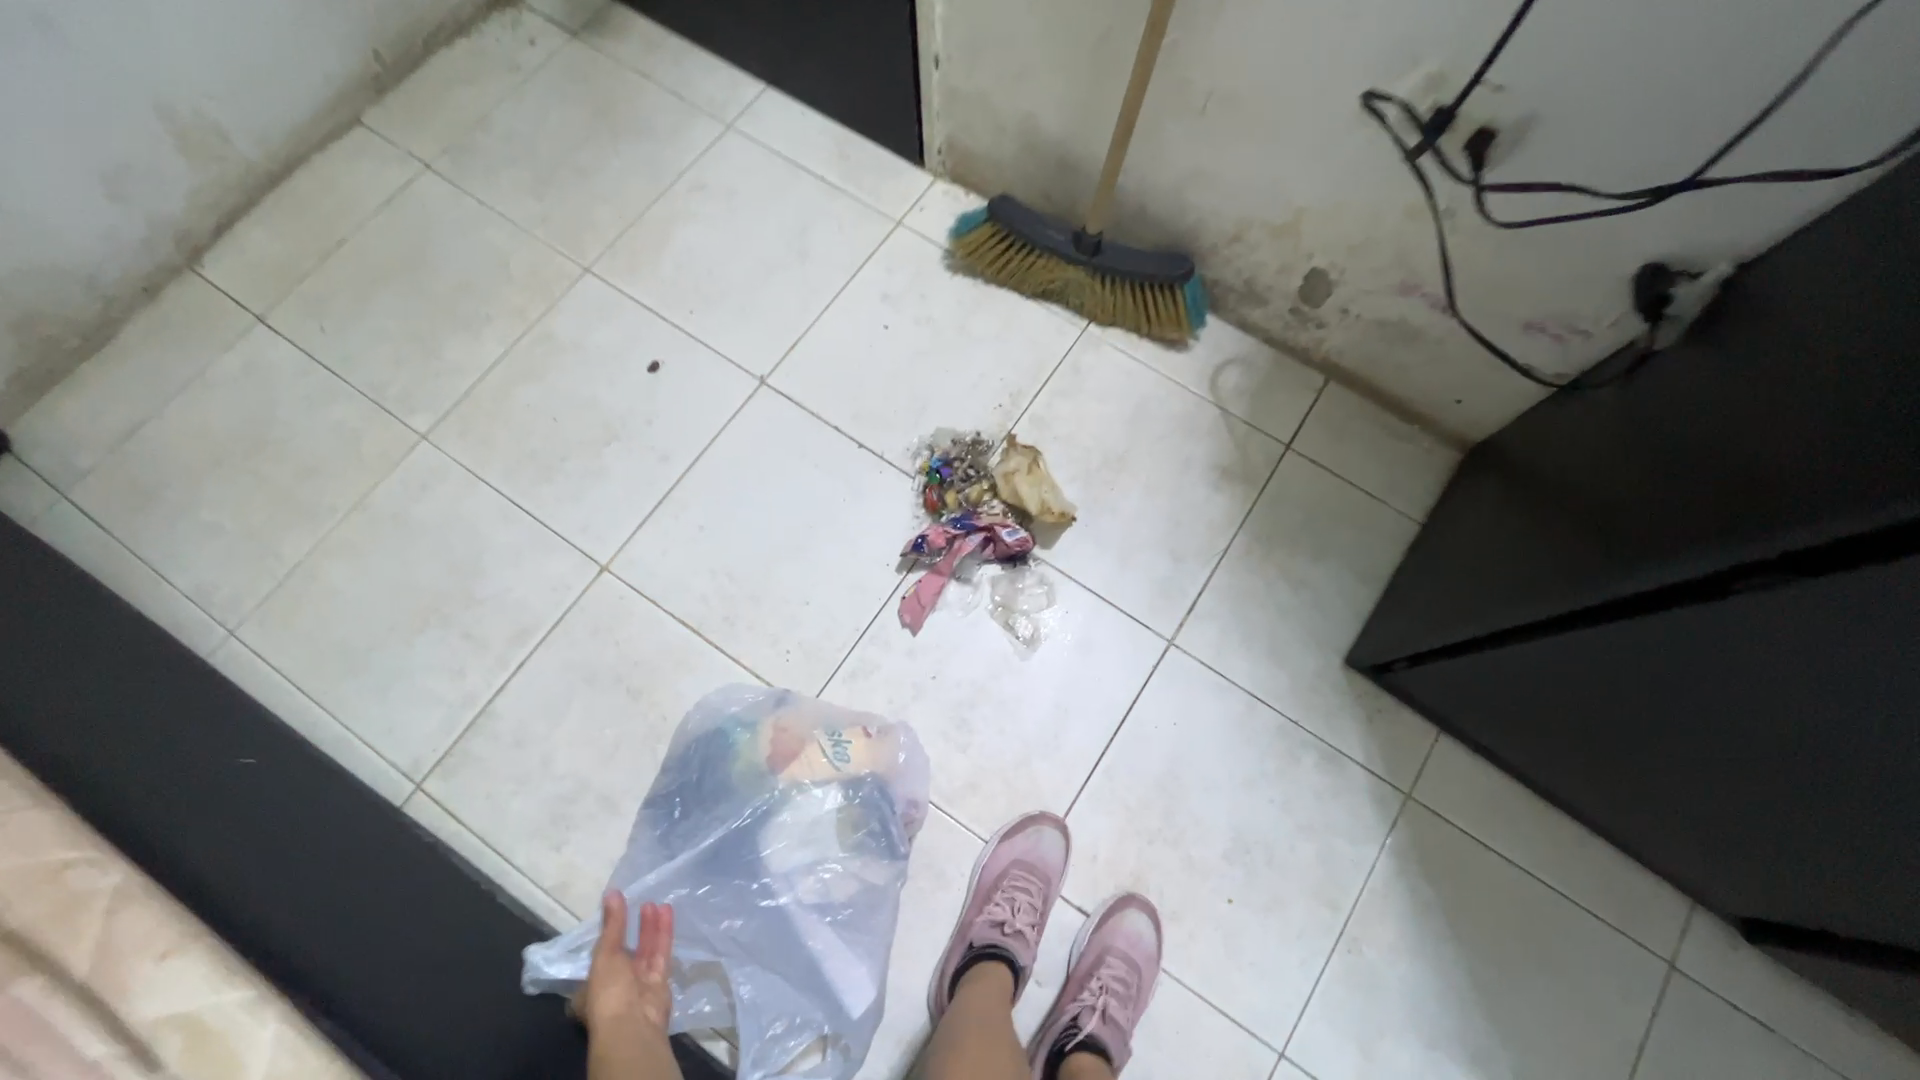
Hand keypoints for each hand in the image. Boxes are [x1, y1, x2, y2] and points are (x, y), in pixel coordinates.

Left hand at [579, 891, 674, 1039]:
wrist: (633, 1024)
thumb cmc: (609, 990)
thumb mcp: (605, 954)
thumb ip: (612, 924)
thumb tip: (611, 893)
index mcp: (593, 983)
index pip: (601, 953)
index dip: (610, 932)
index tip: (617, 910)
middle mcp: (616, 983)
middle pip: (626, 949)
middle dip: (633, 926)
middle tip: (640, 902)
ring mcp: (639, 983)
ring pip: (646, 949)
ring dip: (650, 926)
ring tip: (655, 902)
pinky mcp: (660, 981)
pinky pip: (661, 952)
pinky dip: (664, 932)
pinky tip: (667, 912)